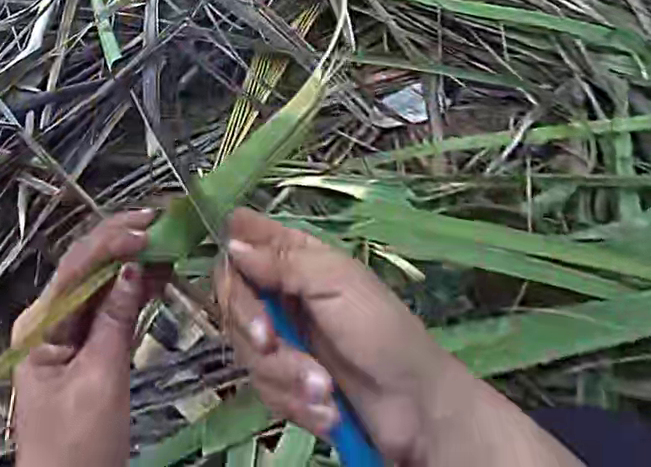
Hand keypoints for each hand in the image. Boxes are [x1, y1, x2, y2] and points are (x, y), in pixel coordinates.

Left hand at [10, 209, 167, 466]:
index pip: (76, 266)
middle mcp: (49, 318)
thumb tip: (133, 266)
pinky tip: (158, 271)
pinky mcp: (86, 345)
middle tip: (160, 220)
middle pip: (87, 266)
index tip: (147, 229)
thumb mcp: (101, 381)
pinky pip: (109, 305)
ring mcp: (67, 331)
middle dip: (122, 240)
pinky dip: (134, 287)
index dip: (111, 241)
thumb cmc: (79, 449)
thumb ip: (115, 319)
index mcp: (40, 323)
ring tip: (165, 237)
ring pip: (101, 282)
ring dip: (132, 259)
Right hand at [215, 209, 583, 466]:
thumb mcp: (335, 284)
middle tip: (271, 343)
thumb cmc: (383, 332)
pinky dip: (293, 402)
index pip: (240, 236)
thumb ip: (281, 262)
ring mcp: (280, 336)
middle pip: (230, 295)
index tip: (241, 280)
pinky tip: (326, 409)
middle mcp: (279, 289)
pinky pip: (262, 387)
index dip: (231, 254)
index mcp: (293, 254)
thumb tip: (231, 244)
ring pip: (244, 347)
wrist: (420, 413)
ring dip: (283, 375)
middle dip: (251, 327)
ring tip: (324, 391)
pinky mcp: (285, 379)